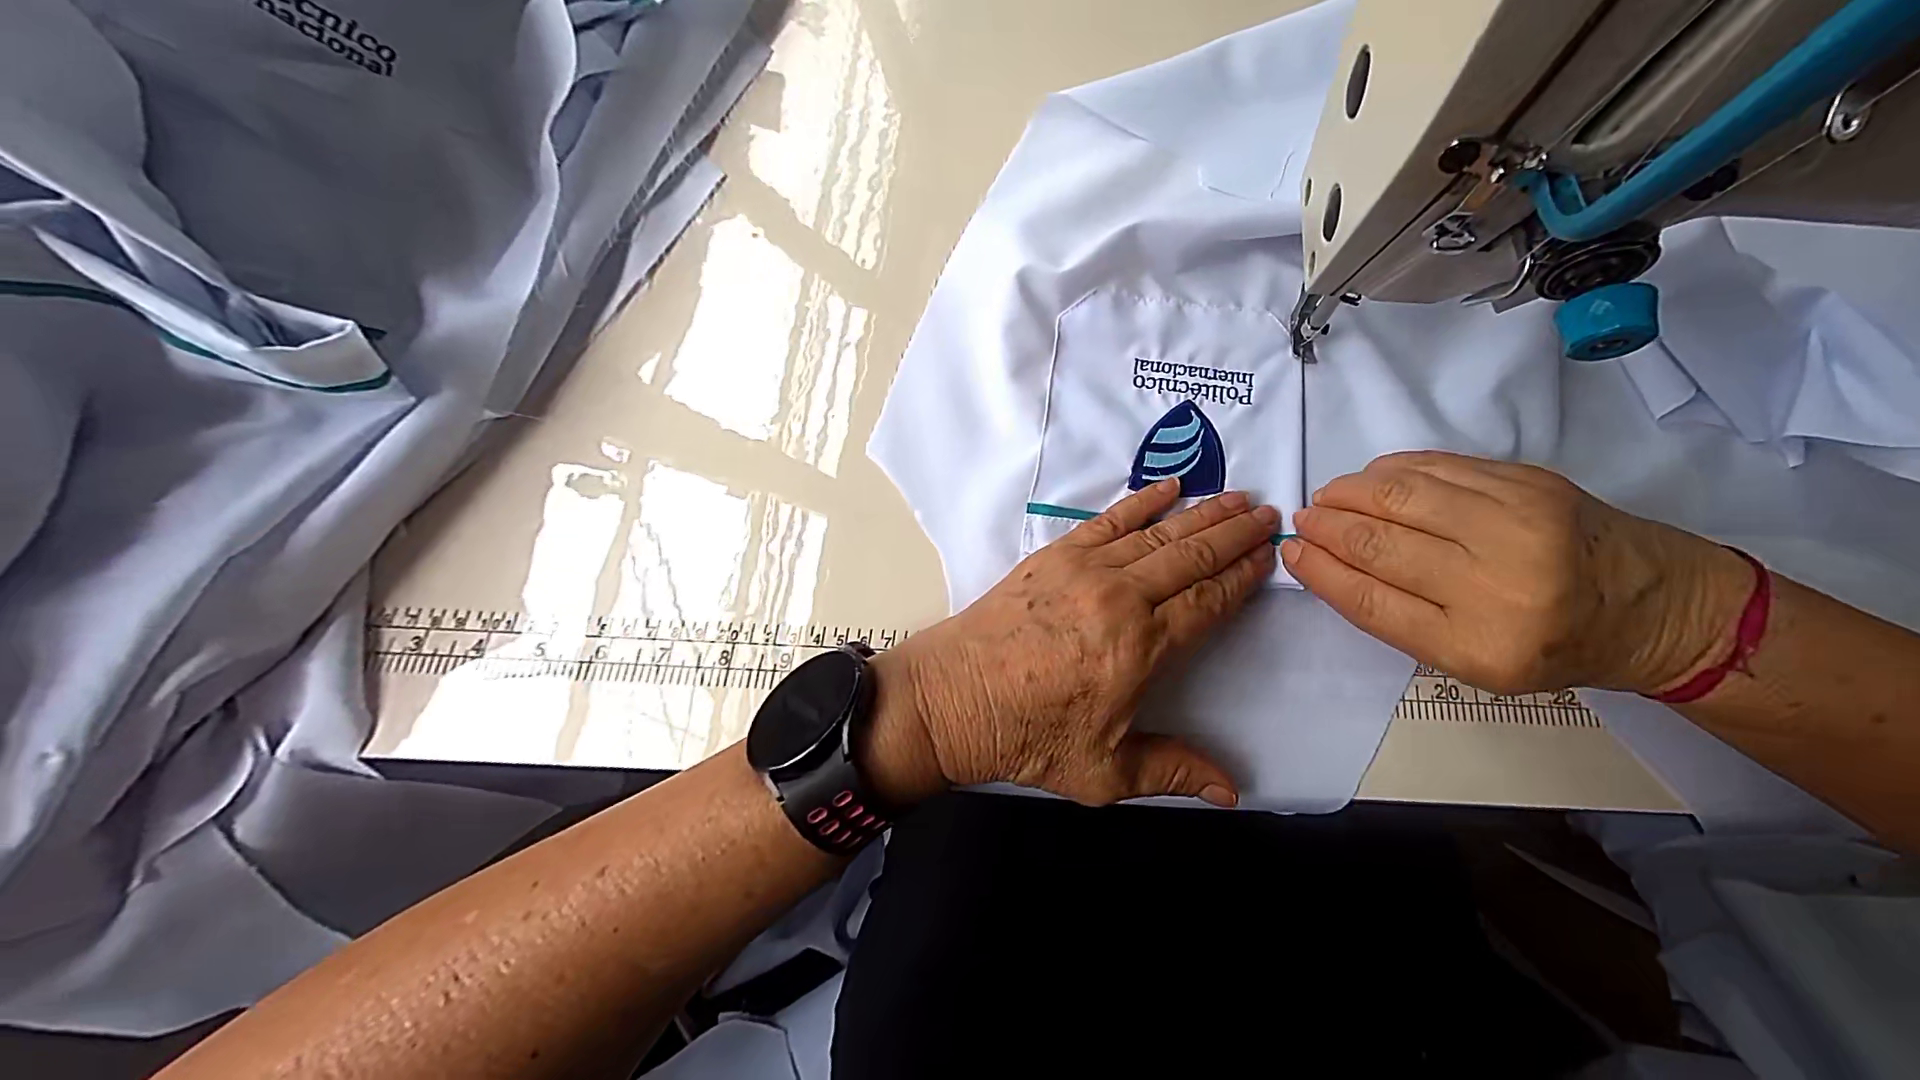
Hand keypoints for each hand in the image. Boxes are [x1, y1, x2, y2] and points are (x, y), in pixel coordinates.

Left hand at [860, 479, 1279, 809]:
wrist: (952, 699)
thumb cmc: (1027, 737)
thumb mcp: (1104, 773)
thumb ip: (1172, 771)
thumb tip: (1231, 791)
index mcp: (1141, 648)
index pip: (1208, 601)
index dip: (1243, 576)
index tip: (1269, 553)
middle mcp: (1119, 599)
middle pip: (1191, 557)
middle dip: (1235, 533)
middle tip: (1268, 513)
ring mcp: (1083, 570)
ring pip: (1157, 534)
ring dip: (1201, 513)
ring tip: (1236, 497)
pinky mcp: (1052, 557)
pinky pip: (1107, 521)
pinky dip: (1141, 503)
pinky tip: (1167, 489)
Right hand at [1278, 451, 1753, 695]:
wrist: (1653, 604)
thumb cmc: (1548, 643)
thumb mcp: (1467, 657)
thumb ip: (1394, 612)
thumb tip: (1324, 559)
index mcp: (1479, 645)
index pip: (1369, 599)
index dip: (1320, 570)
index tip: (1293, 550)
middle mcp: (1500, 585)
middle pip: (1378, 543)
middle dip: (1326, 525)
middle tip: (1304, 519)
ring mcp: (1520, 524)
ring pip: (1400, 494)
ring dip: (1348, 492)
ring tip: (1329, 497)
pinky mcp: (1531, 483)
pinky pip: (1435, 466)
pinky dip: (1389, 470)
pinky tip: (1371, 480)